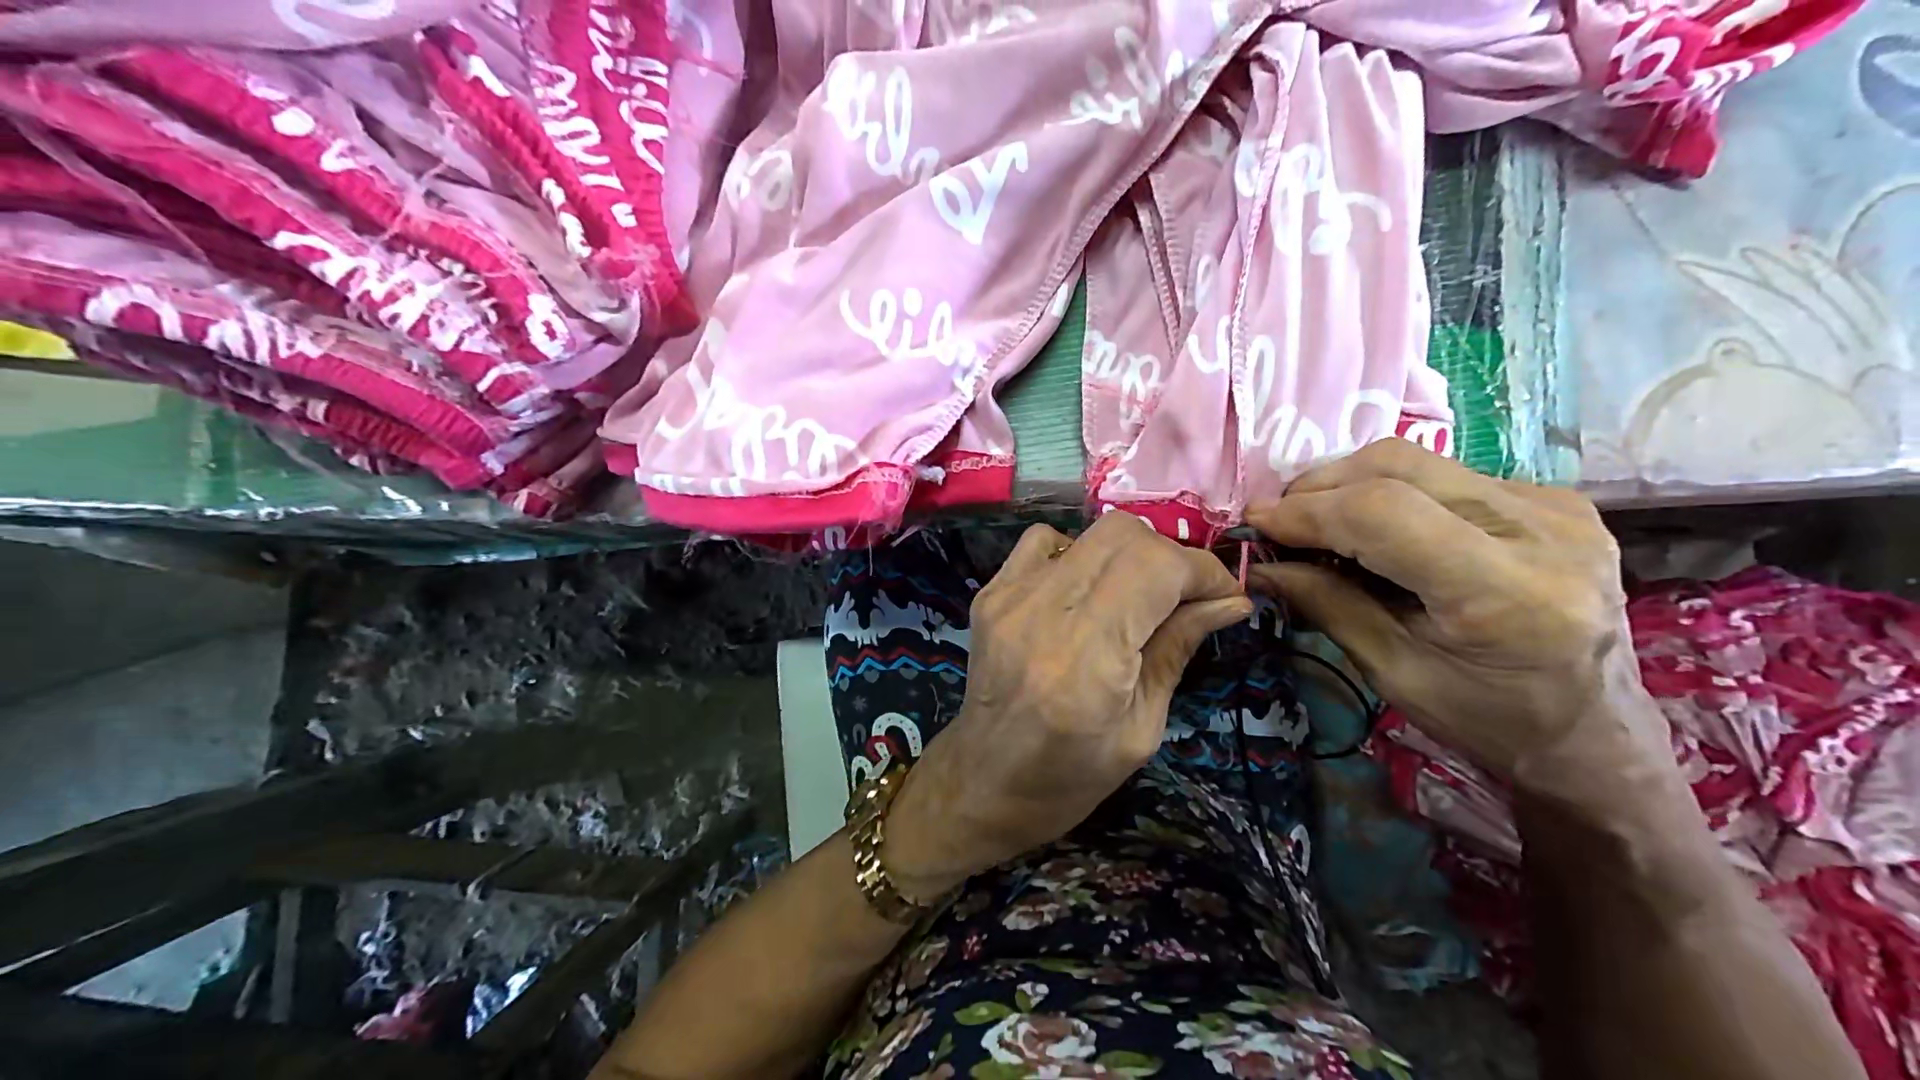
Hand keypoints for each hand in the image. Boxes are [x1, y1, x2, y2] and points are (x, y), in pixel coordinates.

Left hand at [882, 515, 1251, 899]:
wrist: (984, 781)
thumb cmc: (1070, 777)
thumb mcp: (1142, 728)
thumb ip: (1178, 649)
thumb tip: (1231, 600)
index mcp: (1086, 659)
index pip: (1157, 568)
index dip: (1204, 571)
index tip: (1224, 595)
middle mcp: (1043, 613)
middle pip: (1125, 535)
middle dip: (1171, 557)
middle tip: (1186, 596)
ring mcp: (1009, 596)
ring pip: (1091, 531)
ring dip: (1130, 554)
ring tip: (1138, 596)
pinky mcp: (991, 592)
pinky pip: (1046, 540)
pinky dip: (1081, 552)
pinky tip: (1086, 590)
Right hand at [1243, 440, 1673, 810]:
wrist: (1593, 731)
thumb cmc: (1487, 719)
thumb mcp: (1392, 672)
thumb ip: (1327, 605)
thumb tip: (1264, 564)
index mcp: (1507, 593)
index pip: (1384, 514)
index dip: (1307, 511)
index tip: (1256, 524)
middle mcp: (1542, 532)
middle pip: (1398, 466)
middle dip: (1319, 487)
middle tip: (1280, 522)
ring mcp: (1555, 506)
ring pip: (1417, 459)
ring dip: (1348, 483)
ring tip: (1317, 522)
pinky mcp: (1552, 498)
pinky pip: (1444, 473)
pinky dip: (1389, 491)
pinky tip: (1375, 529)